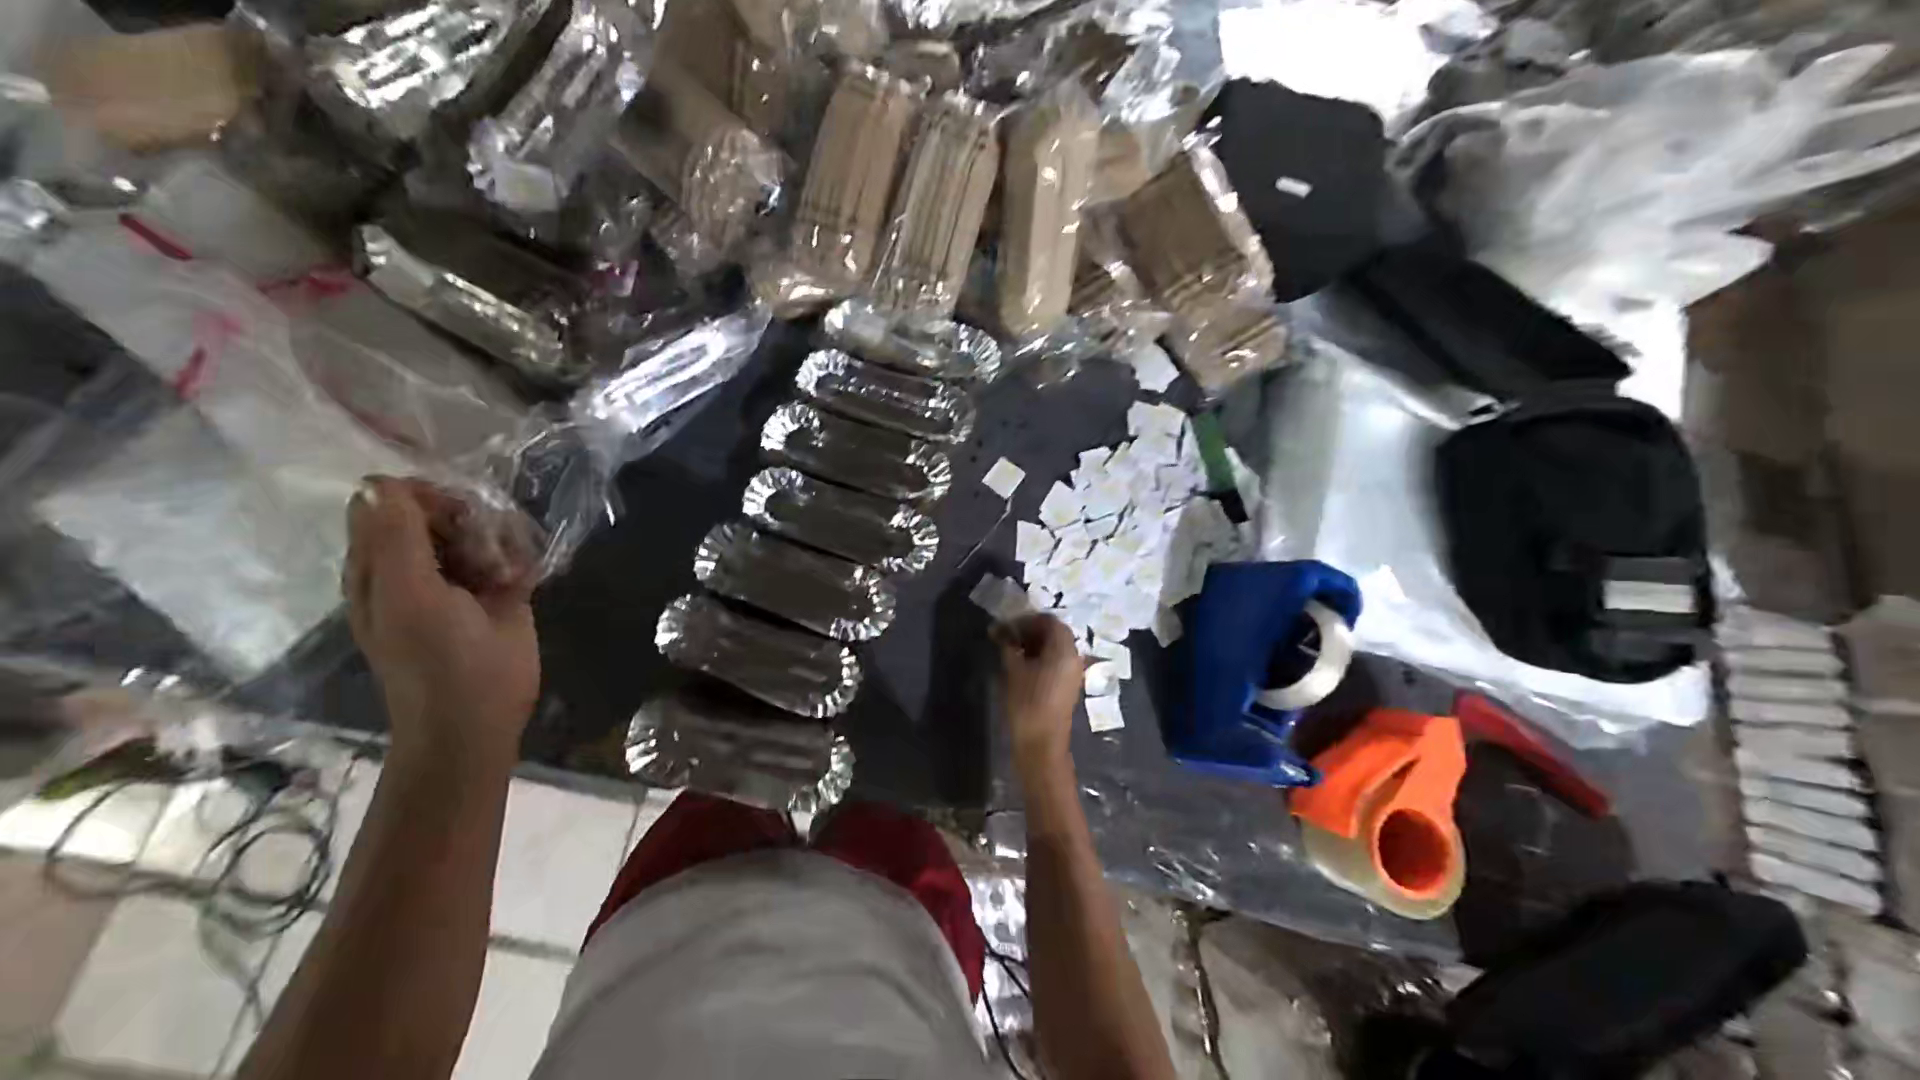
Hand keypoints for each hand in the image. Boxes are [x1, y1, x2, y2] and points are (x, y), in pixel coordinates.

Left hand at [344, 477, 539, 765]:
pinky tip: (522, 580)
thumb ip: (396, 538)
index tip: (451, 515)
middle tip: (479, 549)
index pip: (387, 503)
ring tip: (503, 574)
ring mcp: (463, 578)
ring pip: (482, 528)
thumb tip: (379, 481)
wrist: (481, 717)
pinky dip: (521, 558)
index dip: (420, 498)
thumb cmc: (438, 661)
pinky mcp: (503, 590)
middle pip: (440, 510)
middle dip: (466, 518)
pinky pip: (514, 552)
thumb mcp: (409, 596)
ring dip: (499, 541)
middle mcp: (418, 565)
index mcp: (379, 565)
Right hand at [994, 614, 1083, 771]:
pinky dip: (1040, 657)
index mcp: (1064, 649)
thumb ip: (1008, 645)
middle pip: (1054, 633)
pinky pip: (1056, 662)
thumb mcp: (1013, 670)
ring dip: (1034, 644)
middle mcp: (1074, 657)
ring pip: (1055, 648)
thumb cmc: (1026, 704)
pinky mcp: (1068, 686)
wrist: (1041, 745)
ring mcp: (1073, 673)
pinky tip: (1020, 665)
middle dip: (1030, 631)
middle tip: (1006, 636)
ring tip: (1010, 650)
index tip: (1006, 626)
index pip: (1049, 620)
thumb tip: (1001, 631)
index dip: (1026, 620)